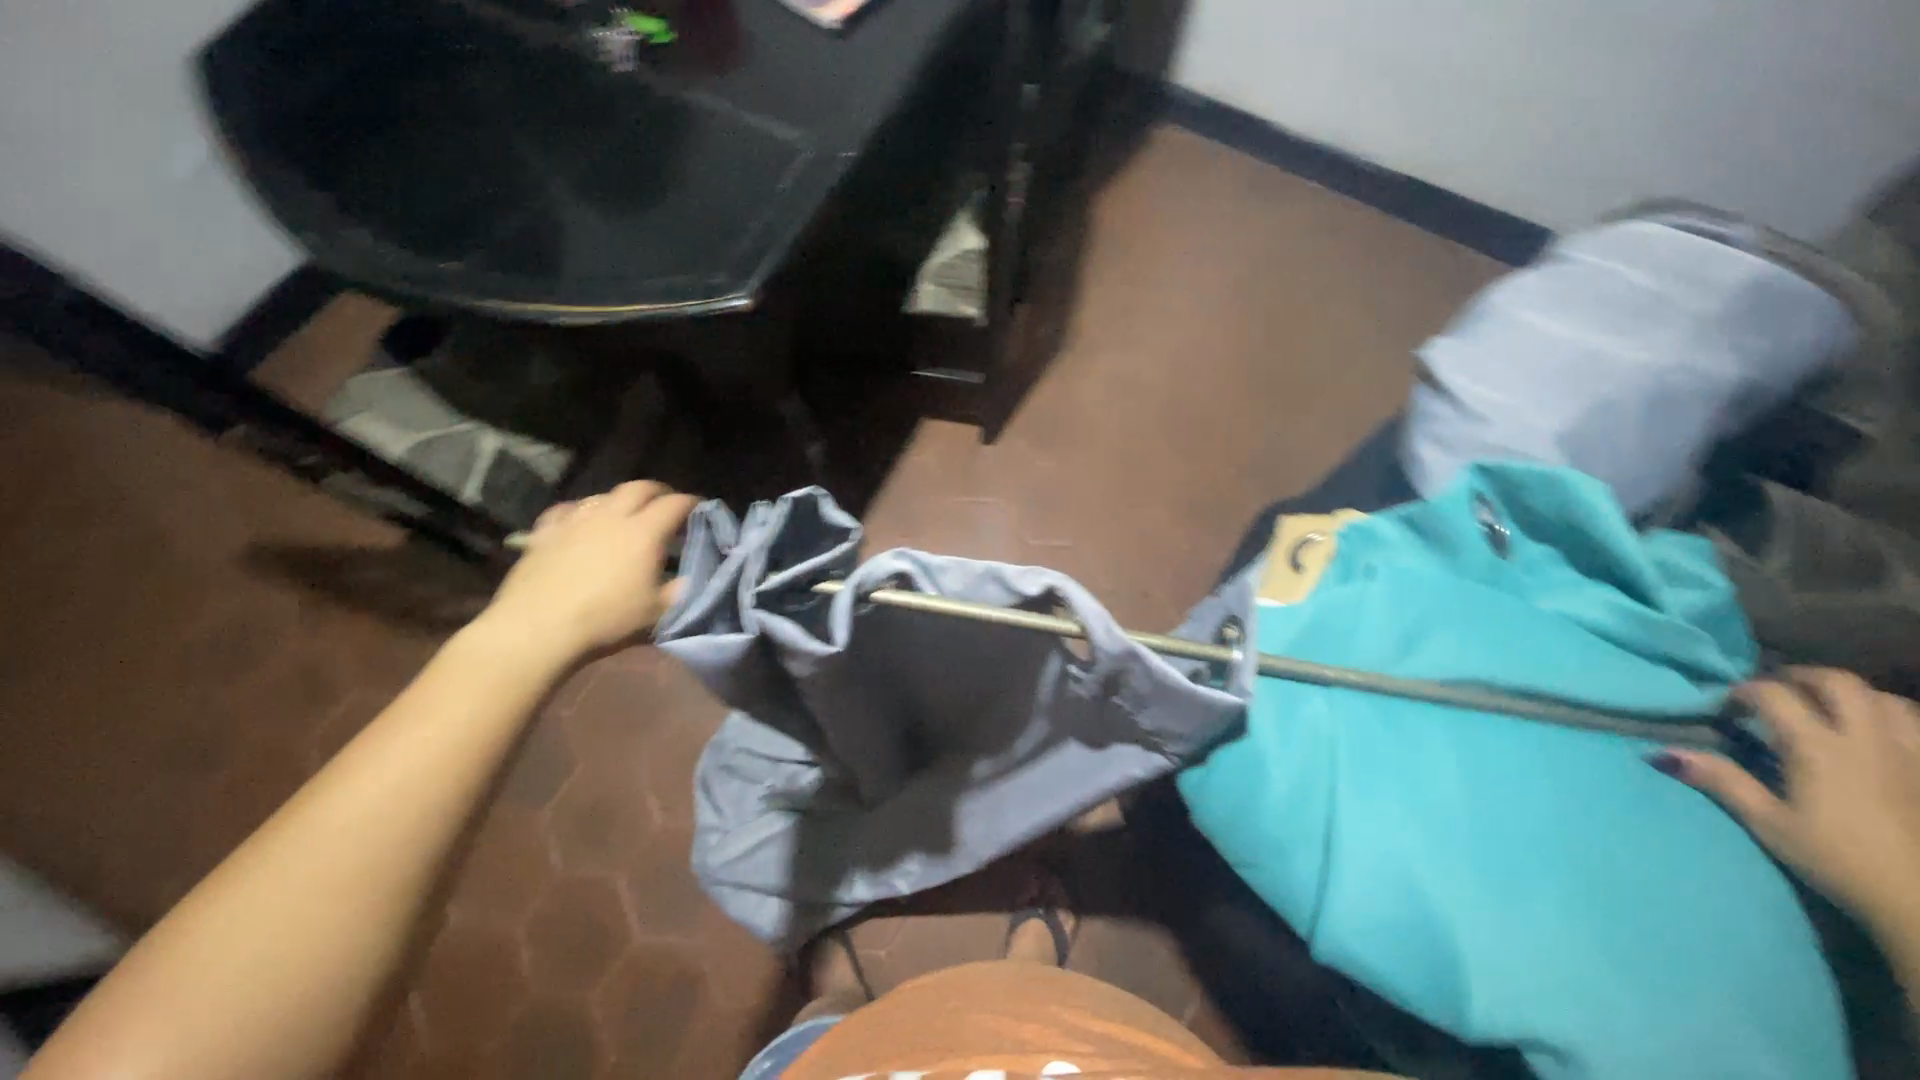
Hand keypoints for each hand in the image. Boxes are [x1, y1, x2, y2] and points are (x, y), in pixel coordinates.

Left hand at [476, 481, 699, 665]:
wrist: (539, 626)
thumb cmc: (605, 619)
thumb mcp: (653, 613)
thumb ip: (675, 592)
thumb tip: (686, 580)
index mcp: (644, 533)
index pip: (674, 504)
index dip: (690, 502)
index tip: (699, 507)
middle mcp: (611, 517)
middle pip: (639, 488)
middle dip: (657, 491)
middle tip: (664, 503)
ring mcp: (576, 521)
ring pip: (602, 495)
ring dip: (619, 500)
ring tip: (624, 513)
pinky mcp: (546, 532)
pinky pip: (567, 510)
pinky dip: (581, 511)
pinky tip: (580, 521)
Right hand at [1657, 668, 1919, 937]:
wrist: (1916, 897)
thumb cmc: (1834, 858)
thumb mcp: (1768, 822)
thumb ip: (1721, 780)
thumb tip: (1663, 752)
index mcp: (1817, 747)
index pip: (1773, 695)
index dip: (1743, 692)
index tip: (1725, 707)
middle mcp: (1865, 737)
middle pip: (1836, 681)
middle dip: (1799, 677)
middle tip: (1775, 690)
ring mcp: (1908, 750)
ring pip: (1882, 697)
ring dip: (1850, 694)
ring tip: (1828, 707)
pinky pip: (1914, 722)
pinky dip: (1891, 714)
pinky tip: (1876, 731)